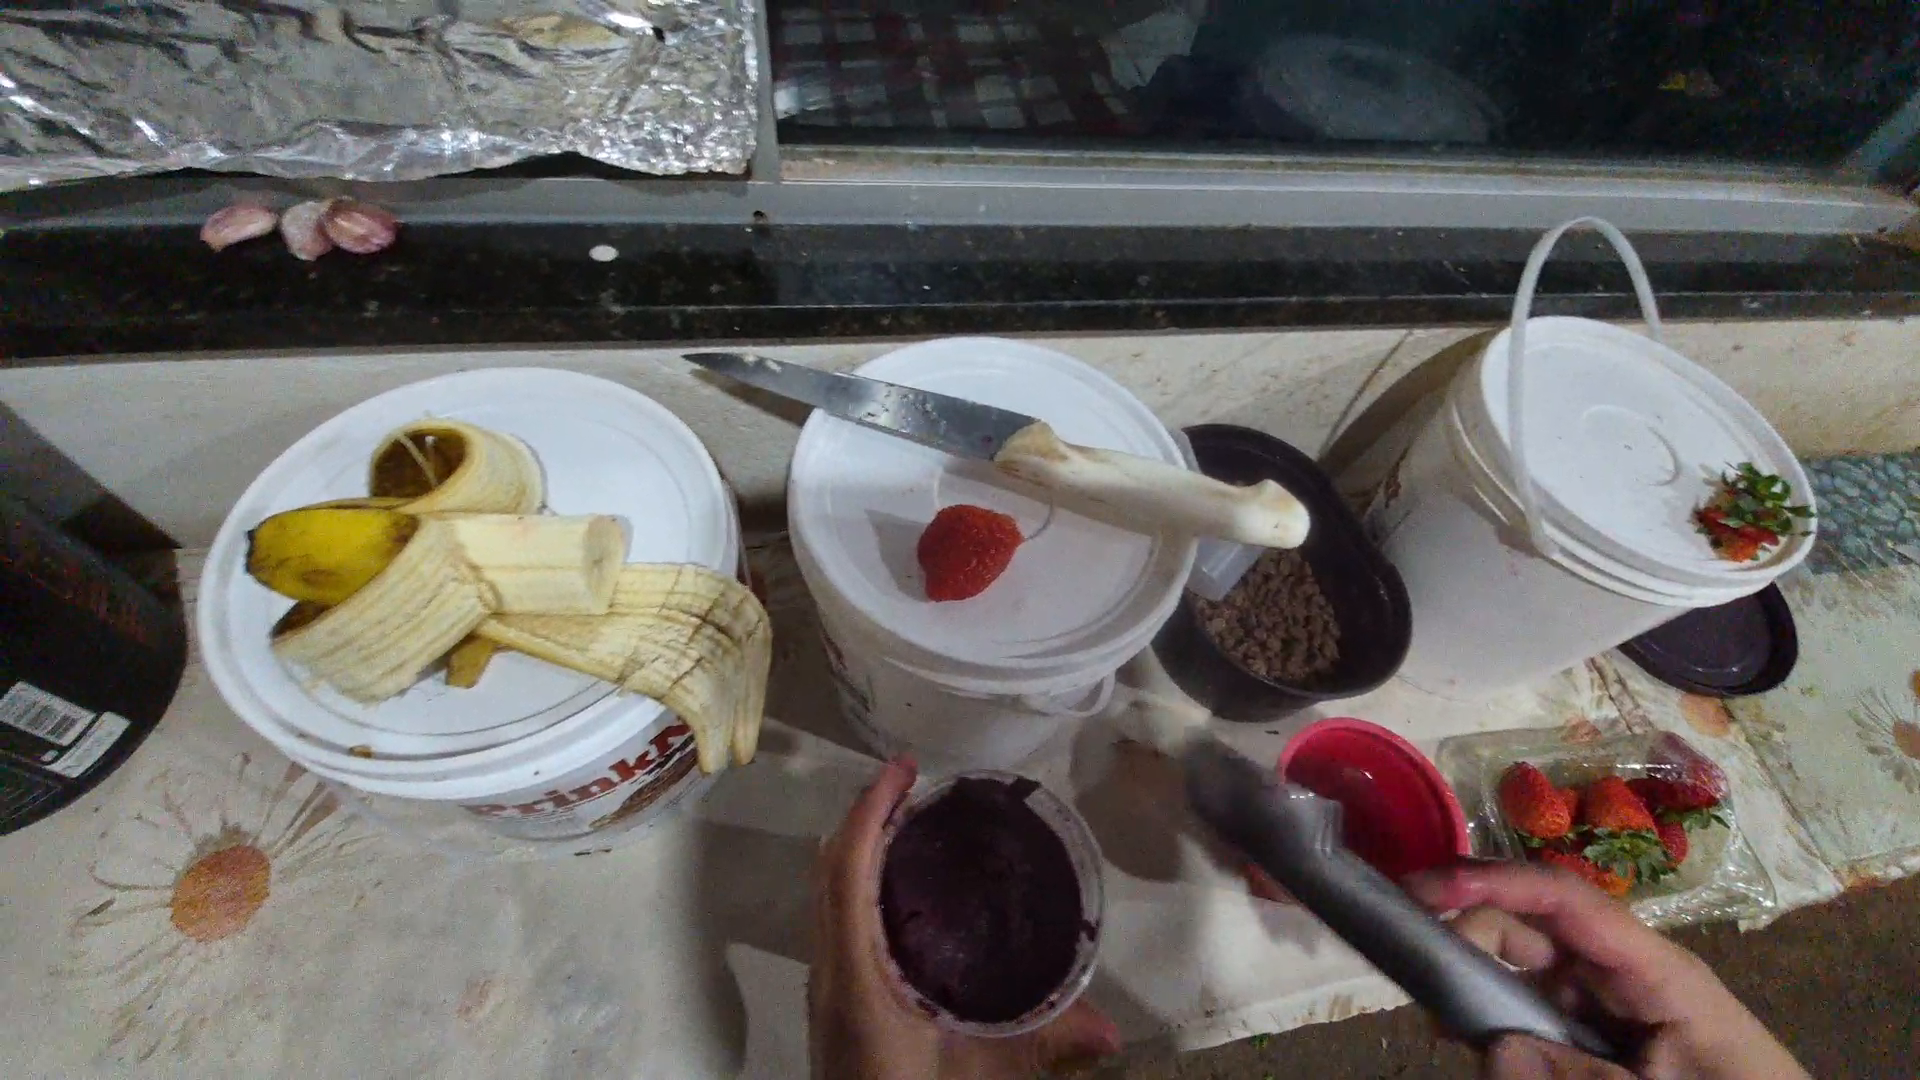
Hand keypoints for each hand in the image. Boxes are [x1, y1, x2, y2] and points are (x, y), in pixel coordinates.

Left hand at [808, 758, 1120, 1079]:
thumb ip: (1044, 1049)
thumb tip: (1111, 1029)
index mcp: (855, 978)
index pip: (847, 871)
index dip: (870, 809)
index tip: (903, 768)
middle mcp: (827, 970)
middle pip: (829, 867)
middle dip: (865, 813)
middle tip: (911, 783)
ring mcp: (823, 983)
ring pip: (826, 889)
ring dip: (857, 843)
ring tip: (904, 818)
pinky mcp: (830, 997)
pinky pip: (833, 913)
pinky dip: (855, 876)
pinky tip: (896, 884)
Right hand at [1403, 863, 1809, 1079]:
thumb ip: (1586, 1079)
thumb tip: (1492, 1049)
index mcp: (1654, 969)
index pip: (1563, 897)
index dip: (1492, 881)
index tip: (1423, 891)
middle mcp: (1617, 967)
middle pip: (1524, 923)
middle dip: (1465, 931)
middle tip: (1417, 966)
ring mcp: (1599, 996)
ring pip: (1513, 962)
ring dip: (1469, 977)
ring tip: (1437, 1015)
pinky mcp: (1585, 1025)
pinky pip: (1521, 1002)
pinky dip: (1484, 1012)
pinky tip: (1460, 1031)